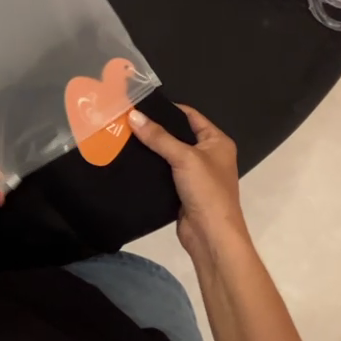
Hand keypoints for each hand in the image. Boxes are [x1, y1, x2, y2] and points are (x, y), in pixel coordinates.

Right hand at [130, 105, 246, 262]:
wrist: (211, 236)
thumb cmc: (206, 191)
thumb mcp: (184, 158)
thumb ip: (158, 137)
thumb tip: (133, 115)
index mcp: (217, 142)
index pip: (190, 116)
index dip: (167, 109)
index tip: (140, 104)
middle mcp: (208, 155)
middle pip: (178, 134)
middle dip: (154, 128)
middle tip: (126, 120)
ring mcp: (195, 174)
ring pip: (168, 154)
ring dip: (150, 148)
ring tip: (122, 136)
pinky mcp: (182, 190)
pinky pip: (163, 171)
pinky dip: (150, 166)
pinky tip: (129, 160)